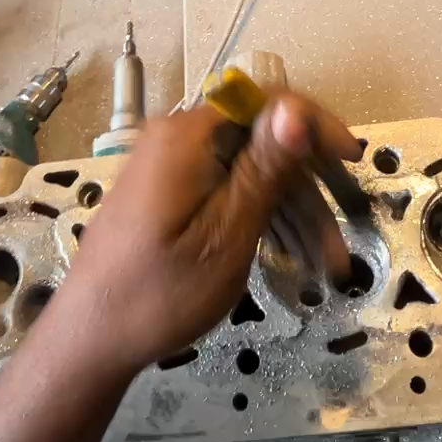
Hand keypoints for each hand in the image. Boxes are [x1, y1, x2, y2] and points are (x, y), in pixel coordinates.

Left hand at [48, 92, 361, 374]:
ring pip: (252, 172)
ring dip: (292, 214)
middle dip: (308, 190)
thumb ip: (264, 168)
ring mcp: (175, 164)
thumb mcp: (225, 236)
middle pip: (264, 142)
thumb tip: (296, 107)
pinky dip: (261, 219)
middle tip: (340, 243)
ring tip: (325, 269)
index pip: (268, 102)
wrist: (89, 340)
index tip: (352, 161)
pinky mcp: (173, 190)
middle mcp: (182, 137)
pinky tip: (291, 258)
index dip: (316, 126)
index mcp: (190, 134)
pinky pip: (229, 189)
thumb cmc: (158, 293)